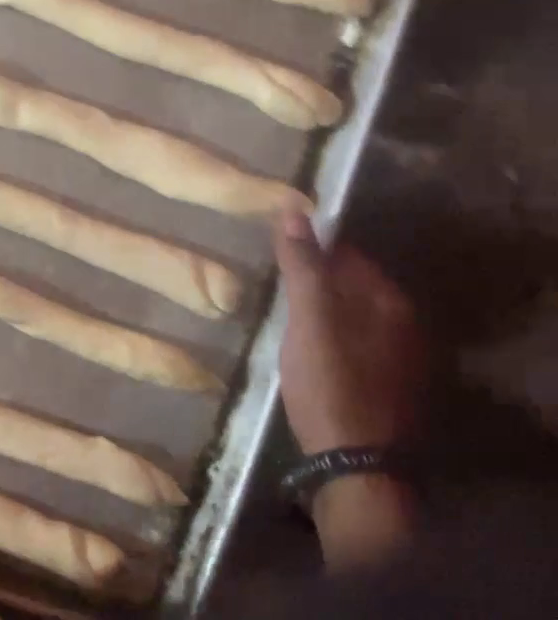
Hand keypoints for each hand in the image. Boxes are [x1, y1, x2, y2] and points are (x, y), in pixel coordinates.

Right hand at [274, 206, 425, 453]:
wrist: (355, 458)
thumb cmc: (329, 381)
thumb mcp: (308, 319)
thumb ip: (302, 265)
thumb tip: (292, 208)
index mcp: (390, 303)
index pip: (347, 253)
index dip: (308, 243)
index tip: (266, 240)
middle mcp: (403, 323)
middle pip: (349, 282)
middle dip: (311, 273)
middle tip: (263, 271)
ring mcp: (396, 354)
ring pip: (348, 310)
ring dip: (315, 303)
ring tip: (273, 302)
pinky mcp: (381, 378)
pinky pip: (349, 336)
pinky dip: (323, 328)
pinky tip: (296, 338)